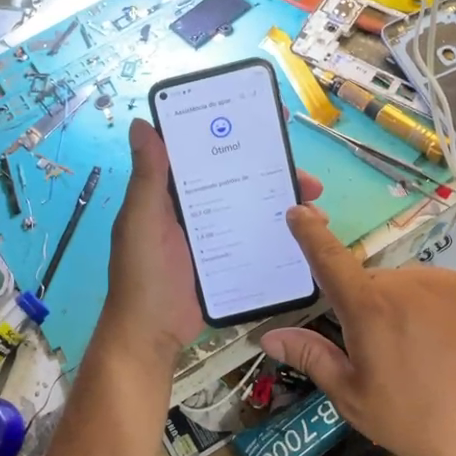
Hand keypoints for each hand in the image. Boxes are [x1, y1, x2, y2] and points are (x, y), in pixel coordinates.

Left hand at [102, 119, 321, 359]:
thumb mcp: (142, 220)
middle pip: (237, 178)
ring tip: (316, 208)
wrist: (150, 333)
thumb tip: (139, 123)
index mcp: (169, 191)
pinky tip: (304, 238)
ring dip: (283, 203)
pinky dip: (279, 234)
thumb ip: (146, 176)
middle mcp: (192, 207)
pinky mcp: (226, 260)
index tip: (267, 122)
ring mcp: (212, 234)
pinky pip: (254, 239)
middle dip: (273, 172)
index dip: (231, 134)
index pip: (202, 151)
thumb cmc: (143, 273)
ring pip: (252, 207)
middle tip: (309, 179)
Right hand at [259, 205, 455, 455]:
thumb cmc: (422, 421)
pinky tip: (452, 351)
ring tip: (424, 360)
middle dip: (367, 310)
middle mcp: (408, 283)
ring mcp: (449, 283)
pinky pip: (442, 293)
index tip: (299, 211)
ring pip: (408, 288)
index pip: (330, 260)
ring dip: (403, 311)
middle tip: (382, 359)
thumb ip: (313, 358)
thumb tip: (270, 336)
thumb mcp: (355, 399)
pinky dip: (436, 312)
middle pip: (372, 285)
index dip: (311, 235)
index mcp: (370, 307)